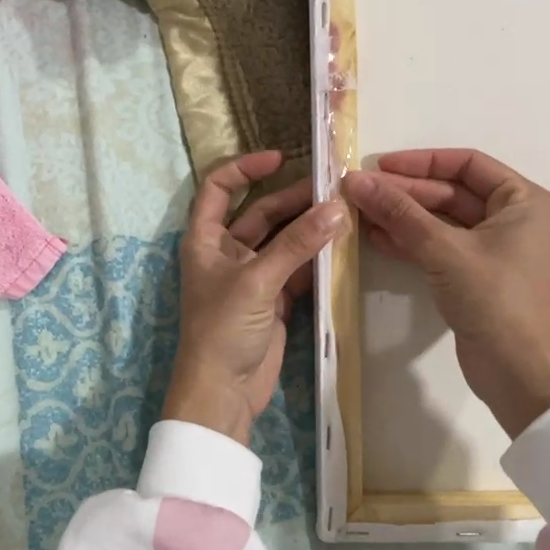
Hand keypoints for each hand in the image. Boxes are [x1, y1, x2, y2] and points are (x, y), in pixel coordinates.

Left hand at [167, 152, 347, 444]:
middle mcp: (226, 251)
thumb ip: (296, 244)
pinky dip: (316, 257)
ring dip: (309, 228)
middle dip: (292, 199)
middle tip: (333, 189)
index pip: (218, 188)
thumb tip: (337, 209)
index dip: (244, 169)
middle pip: (259, 212)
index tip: (280, 158)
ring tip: (345, 212)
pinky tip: (342, 246)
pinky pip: (296, 267)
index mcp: (205, 239)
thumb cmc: (223, 329)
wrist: (222, 391)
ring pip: (282, 240)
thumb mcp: (257, 281)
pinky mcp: (273, 298)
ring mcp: (251, 275)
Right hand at [340, 149, 549, 438]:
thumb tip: (355, 180)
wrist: (520, 372)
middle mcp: (513, 219)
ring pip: (440, 220)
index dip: (421, 162)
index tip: (380, 166)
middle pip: (450, 193)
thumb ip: (399, 213)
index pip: (467, 164)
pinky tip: (375, 238)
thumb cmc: (496, 300)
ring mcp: (493, 249)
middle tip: (359, 192)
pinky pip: (438, 246)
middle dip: (404, 193)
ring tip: (359, 213)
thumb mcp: (445, 250)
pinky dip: (409, 241)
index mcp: (524, 201)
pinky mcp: (475, 276)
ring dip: (401, 217)